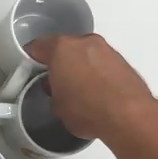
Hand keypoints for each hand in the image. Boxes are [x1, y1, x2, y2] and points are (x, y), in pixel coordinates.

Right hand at [25, 33, 156, 142]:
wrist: (128, 116)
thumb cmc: (89, 109)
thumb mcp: (58, 107)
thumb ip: (53, 92)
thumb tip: (58, 91)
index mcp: (61, 48)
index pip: (38, 46)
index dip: (30, 58)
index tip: (28, 67)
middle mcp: (84, 42)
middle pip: (64, 48)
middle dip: (58, 63)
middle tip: (54, 81)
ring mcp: (106, 50)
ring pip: (85, 54)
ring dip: (79, 67)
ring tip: (77, 90)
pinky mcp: (122, 61)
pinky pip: (101, 63)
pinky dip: (96, 73)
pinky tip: (96, 92)